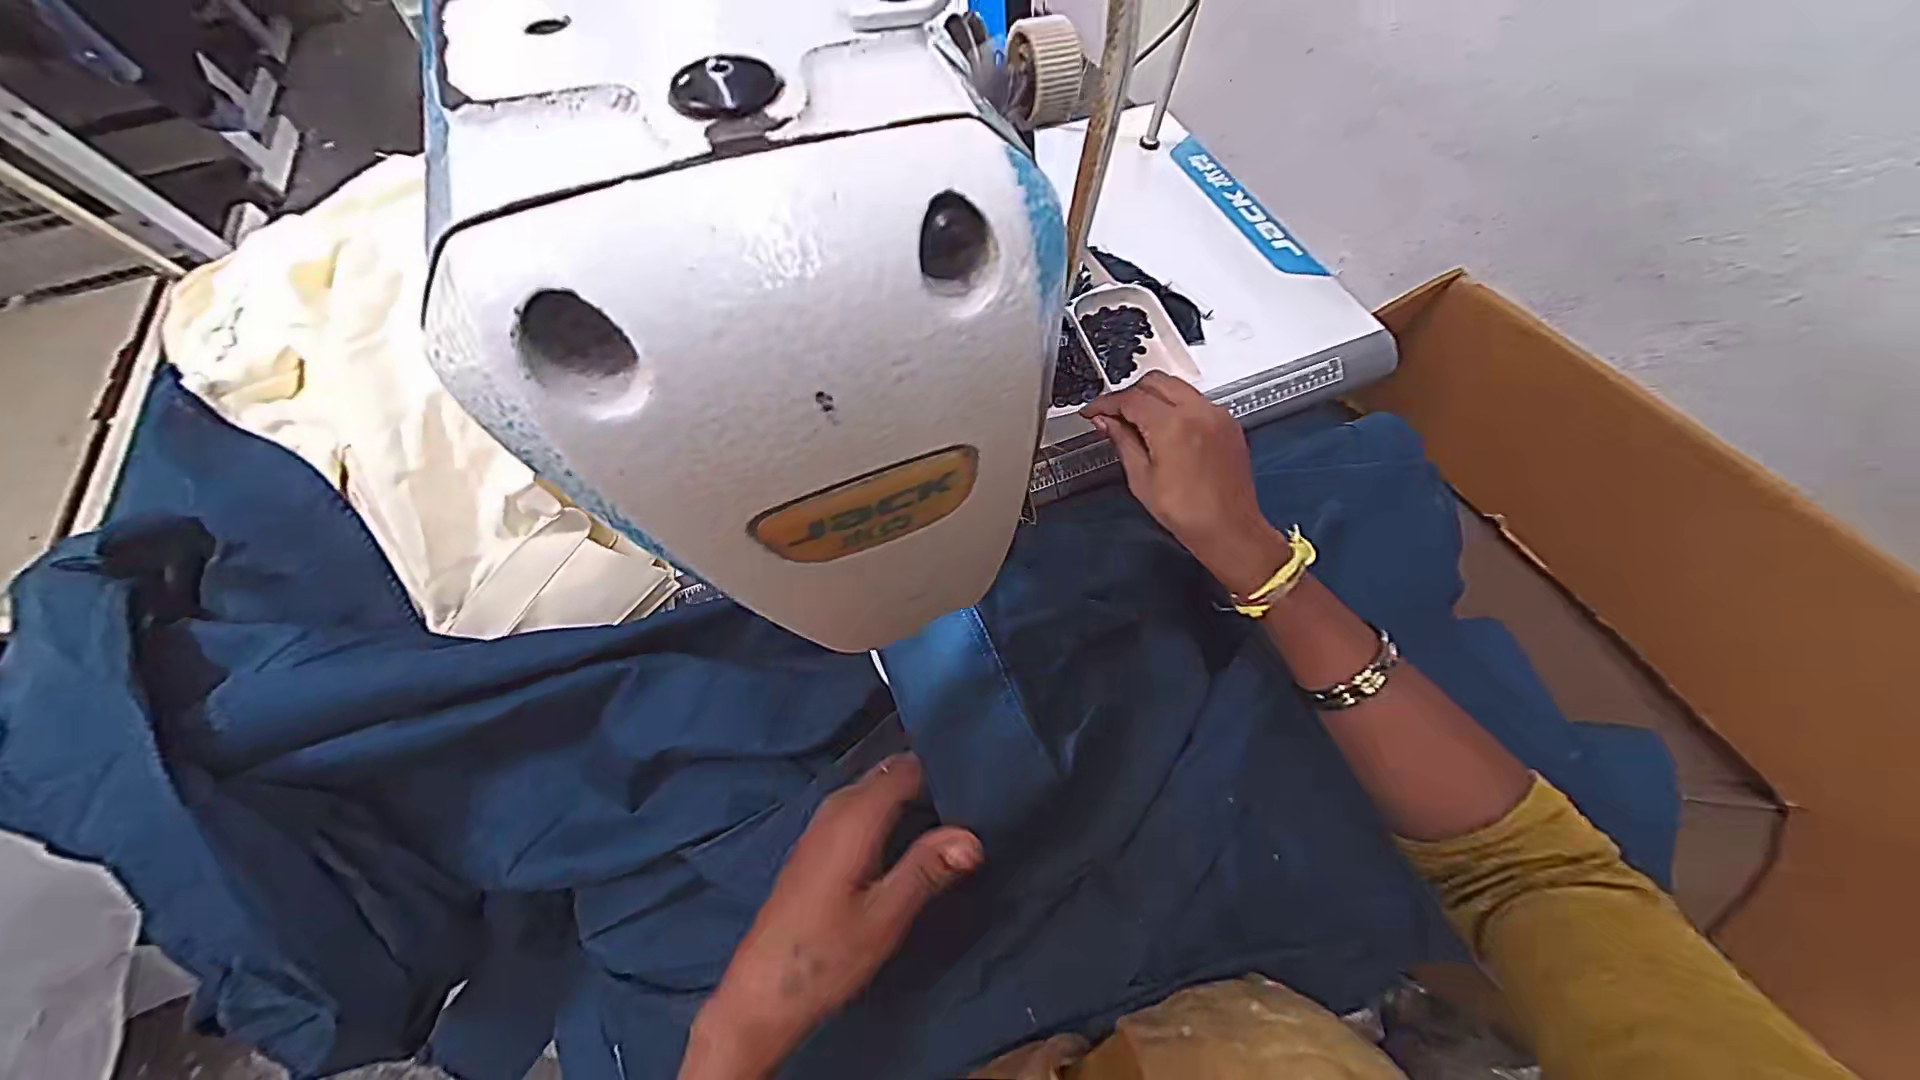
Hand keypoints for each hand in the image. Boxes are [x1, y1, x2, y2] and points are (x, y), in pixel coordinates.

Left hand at [680, 754, 982, 1079]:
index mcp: (854, 816)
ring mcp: (822, 821)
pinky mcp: (818, 839)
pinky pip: (861, 802)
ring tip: (948, 813)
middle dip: (927, 778)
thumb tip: (973, 837)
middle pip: (890, 772)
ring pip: (875, 786)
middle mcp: (836, 807)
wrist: (760, 993)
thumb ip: (927, 868)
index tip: (975, 784)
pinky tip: (908, 832)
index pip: (906, 768)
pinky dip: (889, 806)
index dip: (941, 769)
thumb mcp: (884, 917)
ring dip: (908, 793)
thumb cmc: (825, 956)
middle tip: (969, 800)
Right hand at [1081, 372, 1289, 595]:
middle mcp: (1199, 413)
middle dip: (1129, 394)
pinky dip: (1175, 406)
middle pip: (1154, 382)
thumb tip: (1106, 422)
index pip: (1131, 399)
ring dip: (1152, 397)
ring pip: (1176, 387)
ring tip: (1136, 422)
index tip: (1094, 411)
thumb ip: (1122, 441)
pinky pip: (1196, 401)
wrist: (1228, 527)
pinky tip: (1163, 428)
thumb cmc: (1189, 513)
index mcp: (1173, 426)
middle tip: (1112, 414)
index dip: (1106, 403)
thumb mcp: (1141, 478)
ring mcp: (1217, 416)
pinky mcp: (1227, 424)